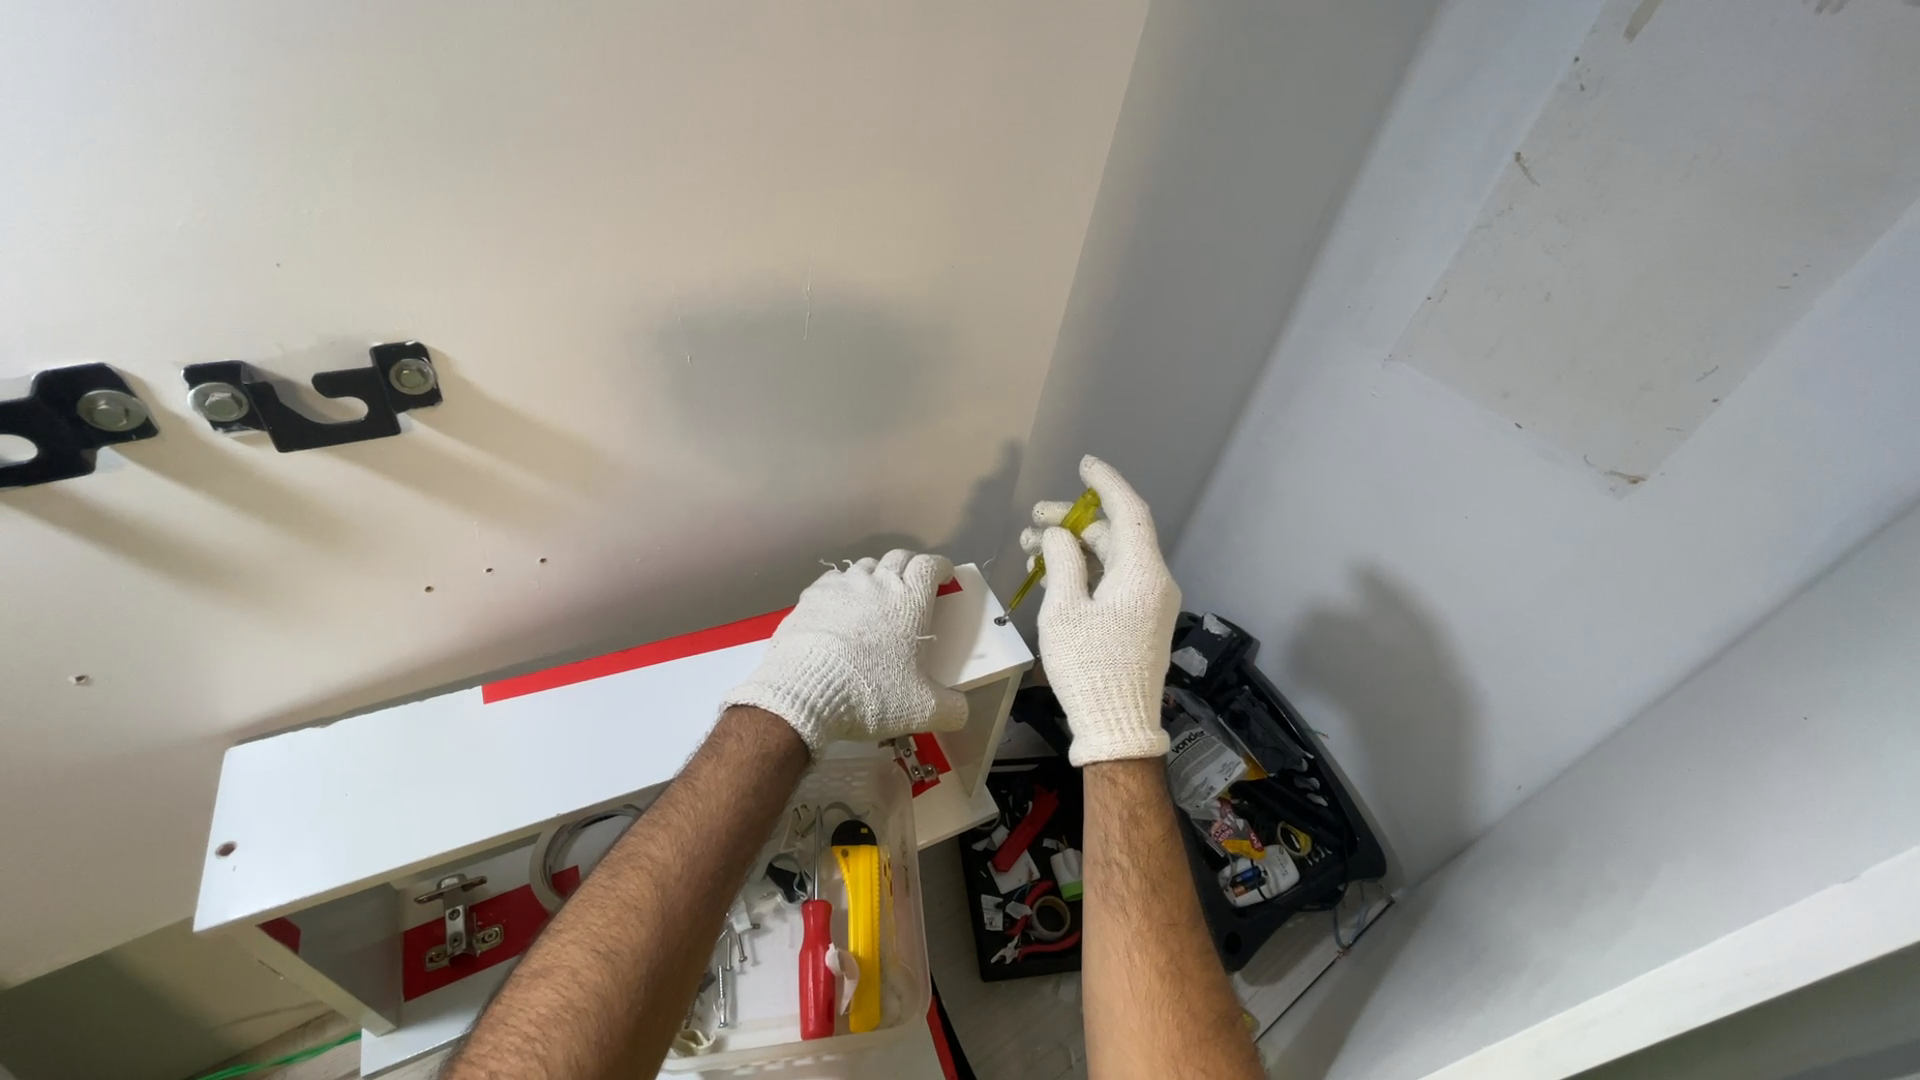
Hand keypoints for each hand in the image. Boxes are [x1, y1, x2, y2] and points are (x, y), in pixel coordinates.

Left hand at [721, 549, 967, 756]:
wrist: (806, 691)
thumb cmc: (873, 693)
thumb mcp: (924, 710)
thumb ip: (951, 709)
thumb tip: (961, 710)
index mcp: (910, 601)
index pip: (930, 566)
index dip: (940, 567)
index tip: (943, 576)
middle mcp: (878, 582)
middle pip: (898, 558)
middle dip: (909, 566)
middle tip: (912, 585)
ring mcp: (842, 586)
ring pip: (864, 566)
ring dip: (875, 575)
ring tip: (874, 596)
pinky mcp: (811, 596)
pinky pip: (833, 582)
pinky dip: (842, 589)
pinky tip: (839, 609)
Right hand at [1019, 456, 1179, 765]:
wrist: (1116, 726)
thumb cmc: (1089, 666)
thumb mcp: (1065, 610)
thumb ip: (1063, 562)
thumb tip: (1061, 535)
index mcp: (1143, 573)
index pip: (1129, 512)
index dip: (1106, 483)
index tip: (1084, 464)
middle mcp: (1153, 582)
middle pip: (1115, 535)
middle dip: (1074, 521)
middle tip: (1034, 516)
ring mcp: (1148, 603)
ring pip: (1111, 559)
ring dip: (1073, 548)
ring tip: (1031, 546)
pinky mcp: (1139, 621)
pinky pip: (1113, 582)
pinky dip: (1084, 571)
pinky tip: (1050, 572)